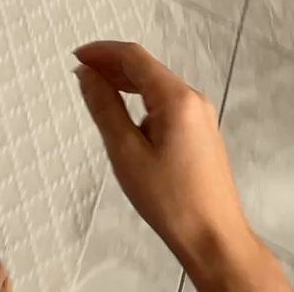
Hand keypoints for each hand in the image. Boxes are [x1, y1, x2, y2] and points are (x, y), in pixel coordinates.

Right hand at [73, 41, 287, 291]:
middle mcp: (193, 99)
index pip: (133, 56)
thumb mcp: (126, 151)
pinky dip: (140, 96)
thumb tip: (87, 75)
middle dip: (111, 64)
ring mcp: (201, 115)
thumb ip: (104, 106)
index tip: (77, 57)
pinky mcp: (201, 131)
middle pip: (146, 66)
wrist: (215, 242)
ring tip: (97, 88)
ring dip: (125, 80)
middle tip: (82, 73)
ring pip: (156, 83)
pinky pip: (166, 100)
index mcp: (176, 98)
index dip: (102, 51)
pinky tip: (125, 111)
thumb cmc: (171, 200)